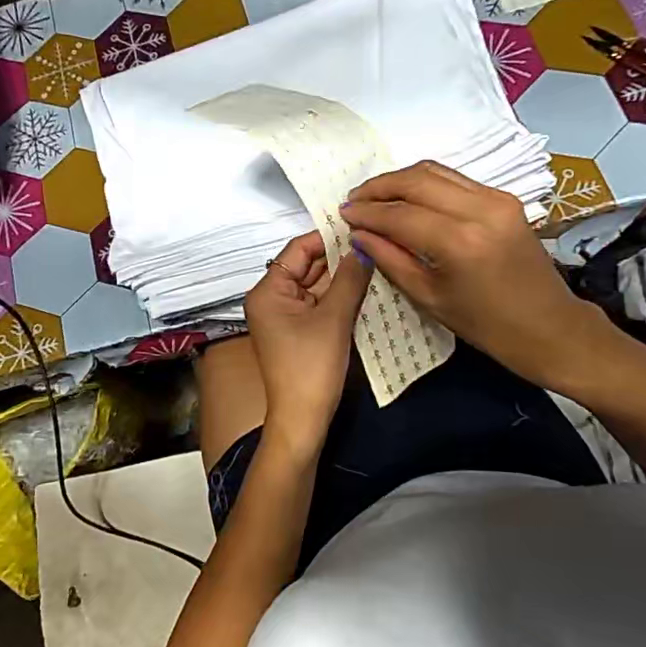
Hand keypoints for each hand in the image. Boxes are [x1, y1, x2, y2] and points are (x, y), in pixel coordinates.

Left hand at [244, 230, 373, 439]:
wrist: (303, 418)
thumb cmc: (312, 367)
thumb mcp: (334, 318)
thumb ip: (349, 278)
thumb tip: (364, 247)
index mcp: (267, 290)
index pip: (298, 249)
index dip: (328, 237)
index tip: (362, 228)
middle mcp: (271, 298)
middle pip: (307, 265)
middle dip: (339, 257)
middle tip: (376, 244)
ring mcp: (284, 315)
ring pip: (317, 285)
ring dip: (343, 278)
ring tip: (378, 262)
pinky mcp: (298, 331)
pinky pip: (319, 304)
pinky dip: (340, 297)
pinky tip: (368, 288)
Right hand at [341, 160, 618, 391]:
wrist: (549, 327)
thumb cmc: (486, 325)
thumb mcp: (429, 297)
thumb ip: (391, 259)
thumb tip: (359, 234)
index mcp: (460, 242)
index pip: (400, 214)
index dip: (367, 213)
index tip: (342, 215)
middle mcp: (480, 209)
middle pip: (417, 180)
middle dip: (379, 187)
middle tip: (354, 201)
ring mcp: (497, 199)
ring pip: (436, 172)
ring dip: (400, 180)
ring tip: (374, 196)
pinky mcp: (505, 199)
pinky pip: (454, 180)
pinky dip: (425, 183)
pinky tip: (407, 198)